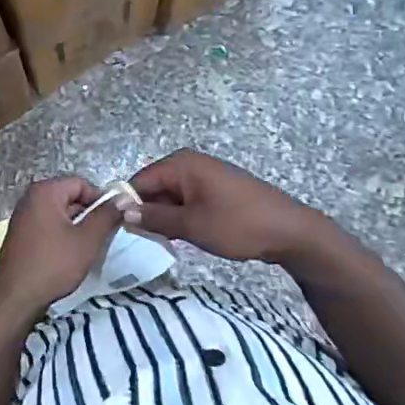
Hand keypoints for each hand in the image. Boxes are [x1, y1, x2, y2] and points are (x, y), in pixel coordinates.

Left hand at [0, 177, 122, 316]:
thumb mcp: (88, 239)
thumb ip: (107, 215)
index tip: (111, 221)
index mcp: (45, 192)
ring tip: (88, 248)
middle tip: (102, 236)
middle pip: (70, 197)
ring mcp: (22, 217)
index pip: (82, 183)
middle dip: (89, 214)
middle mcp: (30, 198)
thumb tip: (124, 198)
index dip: (100, 200)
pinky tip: (69, 255)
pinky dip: (62, 235)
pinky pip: (48, 226)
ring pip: (60, 213)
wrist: (14, 300)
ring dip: (77, 227)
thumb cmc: (53, 265)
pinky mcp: (20, 235)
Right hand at [128, 150, 330, 264]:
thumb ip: (154, 217)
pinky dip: (179, 216)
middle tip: (135, 241)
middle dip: (144, 211)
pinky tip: (179, 237)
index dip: (125, 204)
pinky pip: (186, 200)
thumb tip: (122, 210)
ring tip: (156, 241)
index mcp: (181, 164)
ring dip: (162, 216)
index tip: (115, 231)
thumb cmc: (237, 224)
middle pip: (153, 186)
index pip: (138, 180)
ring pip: (169, 195)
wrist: (289, 230)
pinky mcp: (215, 190)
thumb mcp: (191, 224)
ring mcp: (205, 176)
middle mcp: (190, 163)